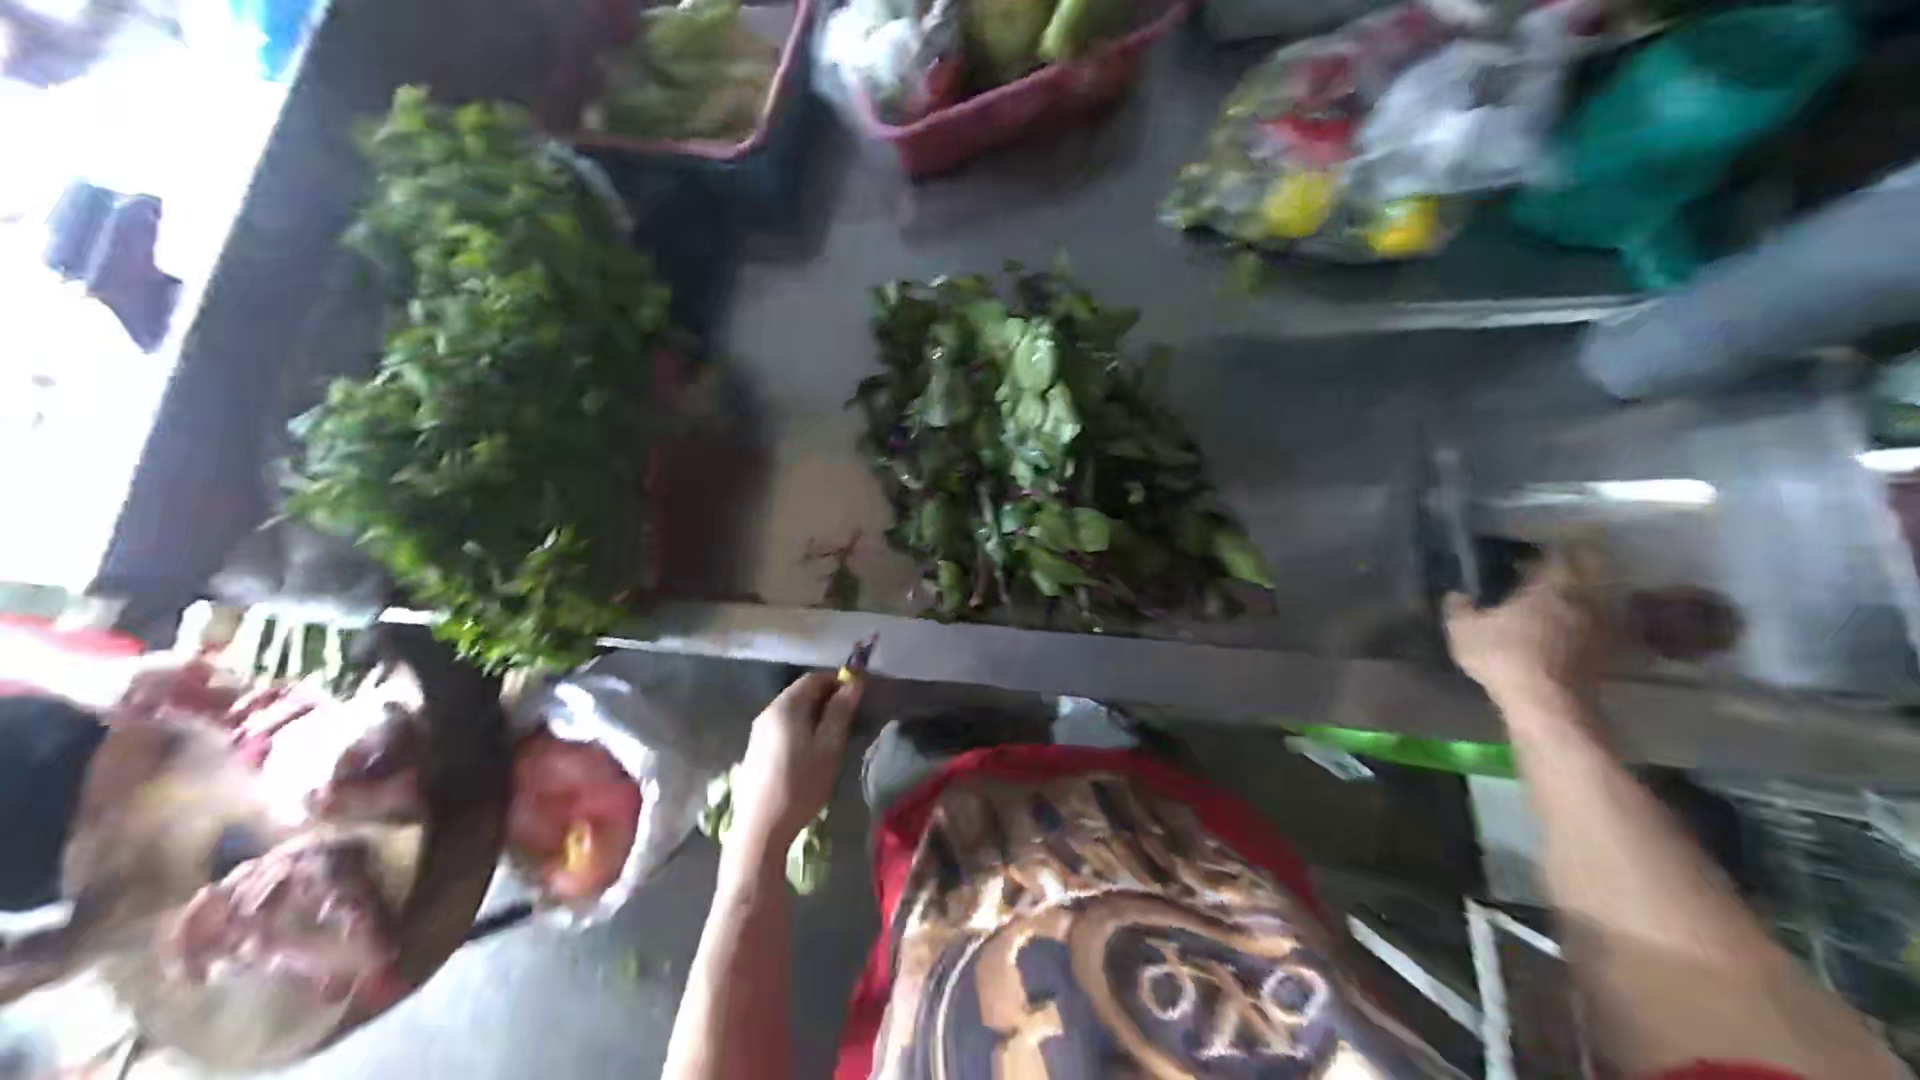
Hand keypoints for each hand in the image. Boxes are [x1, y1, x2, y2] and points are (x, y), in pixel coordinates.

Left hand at [727, 672, 862, 858]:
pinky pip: (783, 727)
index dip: (837, 680)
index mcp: (785, 707)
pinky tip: (811, 750)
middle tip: (850, 716)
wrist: (760, 829)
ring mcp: (758, 732)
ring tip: (835, 735)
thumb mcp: (829, 747)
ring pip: (792, 711)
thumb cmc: (800, 785)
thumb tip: (854, 683)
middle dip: (827, 697)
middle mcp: (768, 712)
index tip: (858, 694)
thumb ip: (840, 711)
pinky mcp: (755, 750)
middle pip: (801, 693)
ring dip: (815, 714)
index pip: (813, 679)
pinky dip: (801, 727)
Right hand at [1444, 552, 1605, 711]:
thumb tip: (1458, 594)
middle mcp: (1583, 600)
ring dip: (1590, 599)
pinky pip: (1610, 630)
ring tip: (1570, 604)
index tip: (1530, 556)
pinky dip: (1602, 628)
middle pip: (1590, 574)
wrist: (1545, 700)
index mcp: (1550, 586)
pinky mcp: (1610, 654)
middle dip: (1576, 570)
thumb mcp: (1463, 630)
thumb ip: (1459, 608)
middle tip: (1555, 575)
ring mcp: (1602, 627)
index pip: (1556, 556)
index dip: (1544, 553)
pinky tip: (1587, 634)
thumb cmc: (1502, 655)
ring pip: (1603, 602)